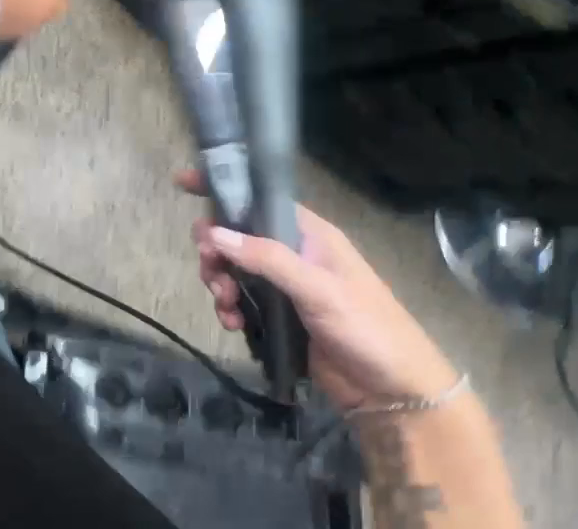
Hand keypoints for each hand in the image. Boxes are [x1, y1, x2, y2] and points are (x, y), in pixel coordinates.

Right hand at [177, 170, 460, 410]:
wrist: (395, 394)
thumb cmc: (368, 329)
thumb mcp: (319, 289)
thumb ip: (266, 258)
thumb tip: (212, 232)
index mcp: (309, 235)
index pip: (258, 198)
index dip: (222, 188)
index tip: (182, 182)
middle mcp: (293, 253)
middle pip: (235, 235)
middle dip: (214, 250)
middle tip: (210, 268)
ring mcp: (284, 285)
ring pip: (232, 268)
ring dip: (219, 283)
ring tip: (226, 306)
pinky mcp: (278, 314)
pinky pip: (239, 300)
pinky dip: (229, 308)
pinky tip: (233, 324)